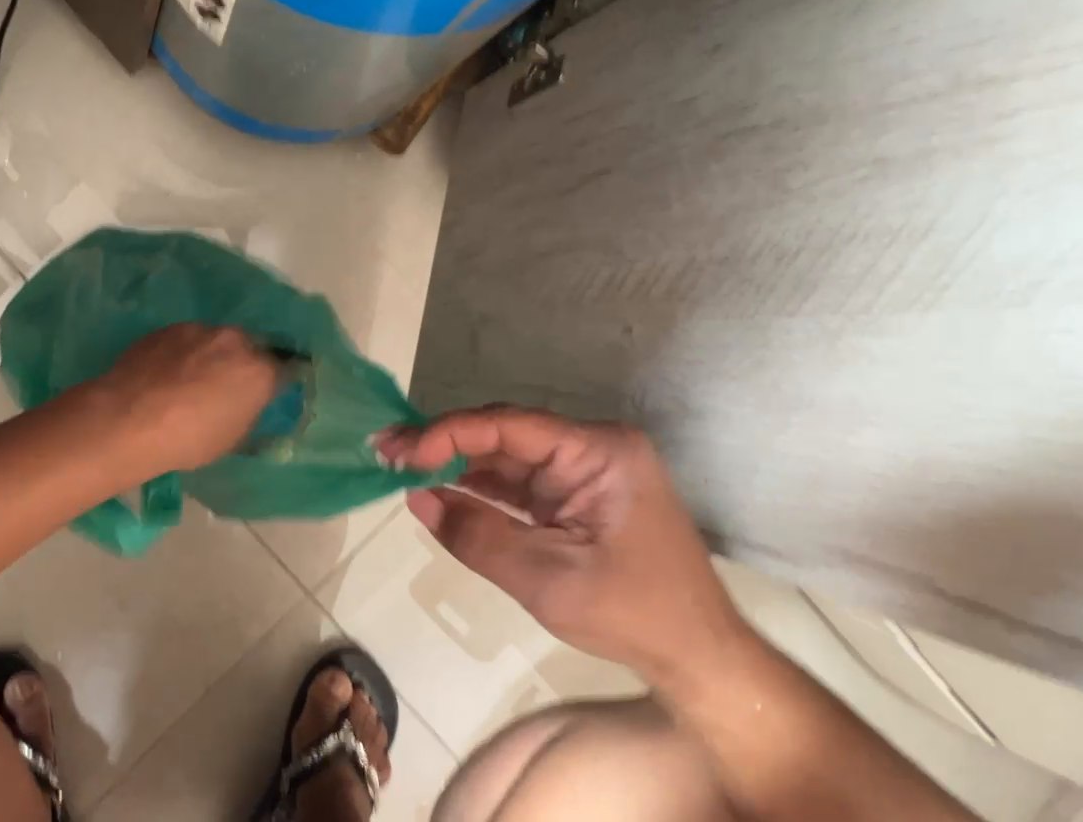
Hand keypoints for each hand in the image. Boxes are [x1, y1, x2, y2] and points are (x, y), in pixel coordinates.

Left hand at [86, 324, 279, 479]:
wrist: (129, 418)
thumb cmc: (188, 439)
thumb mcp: (231, 438)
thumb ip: (247, 411)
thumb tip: (245, 401)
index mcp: (259, 371)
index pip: (282, 370)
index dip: (271, 384)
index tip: (259, 395)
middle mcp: (234, 341)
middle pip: (247, 349)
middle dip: (238, 365)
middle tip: (221, 389)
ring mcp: (198, 330)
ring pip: (213, 341)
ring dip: (208, 356)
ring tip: (186, 382)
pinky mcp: (167, 328)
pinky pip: (185, 340)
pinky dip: (181, 353)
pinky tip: (164, 374)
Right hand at [384, 406, 754, 687]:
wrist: (696, 656)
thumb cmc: (631, 612)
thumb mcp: (546, 579)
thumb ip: (477, 535)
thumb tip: (417, 500)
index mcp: (598, 452)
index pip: (508, 425)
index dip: (449, 434)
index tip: (402, 454)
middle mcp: (589, 449)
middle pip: (502, 433)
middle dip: (442, 443)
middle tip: (385, 452)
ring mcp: (580, 472)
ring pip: (503, 456)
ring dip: (452, 463)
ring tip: (397, 465)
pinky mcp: (571, 496)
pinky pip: (514, 482)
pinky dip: (475, 487)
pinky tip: (435, 488)